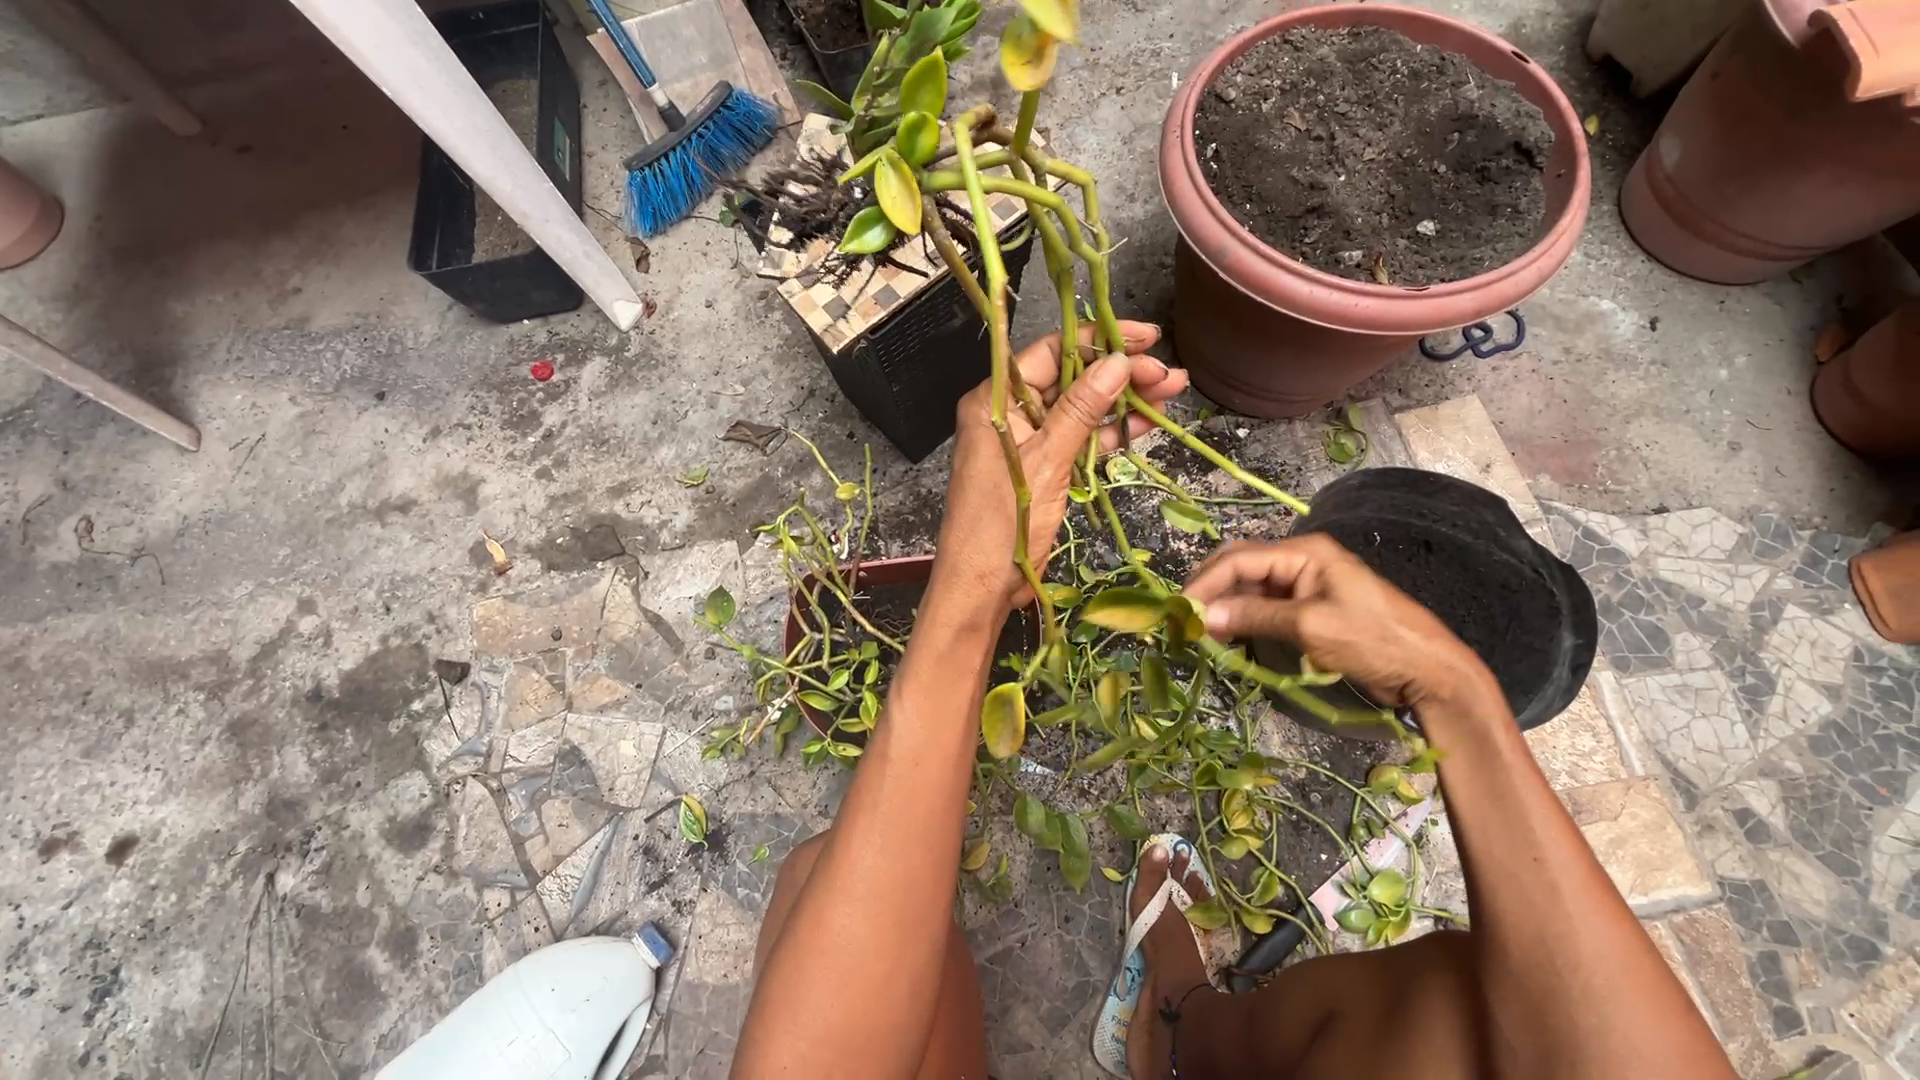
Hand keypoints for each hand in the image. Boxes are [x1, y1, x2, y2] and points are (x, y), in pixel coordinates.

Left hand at [931, 320, 1186, 610]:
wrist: (983, 586)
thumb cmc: (1003, 522)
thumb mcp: (1046, 460)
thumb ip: (1082, 409)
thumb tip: (1120, 362)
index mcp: (995, 399)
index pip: (1051, 351)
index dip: (1099, 340)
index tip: (1146, 337)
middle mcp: (1010, 413)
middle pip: (1071, 378)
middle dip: (1120, 373)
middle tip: (1168, 373)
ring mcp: (1029, 442)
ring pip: (1081, 410)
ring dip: (1124, 402)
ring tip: (1173, 391)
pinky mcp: (1044, 469)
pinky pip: (1081, 441)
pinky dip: (1111, 434)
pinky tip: (1148, 423)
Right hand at [1181, 535, 1497, 711]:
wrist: (1426, 669)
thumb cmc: (1373, 639)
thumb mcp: (1310, 626)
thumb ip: (1254, 618)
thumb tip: (1204, 617)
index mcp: (1304, 552)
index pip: (1239, 559)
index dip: (1204, 583)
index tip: (1180, 611)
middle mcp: (1300, 561)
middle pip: (1239, 568)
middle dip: (1209, 591)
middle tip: (1182, 619)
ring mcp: (1304, 586)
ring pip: (1248, 590)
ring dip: (1223, 608)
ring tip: (1198, 632)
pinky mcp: (1307, 610)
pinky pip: (1263, 609)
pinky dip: (1241, 621)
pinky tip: (1226, 638)